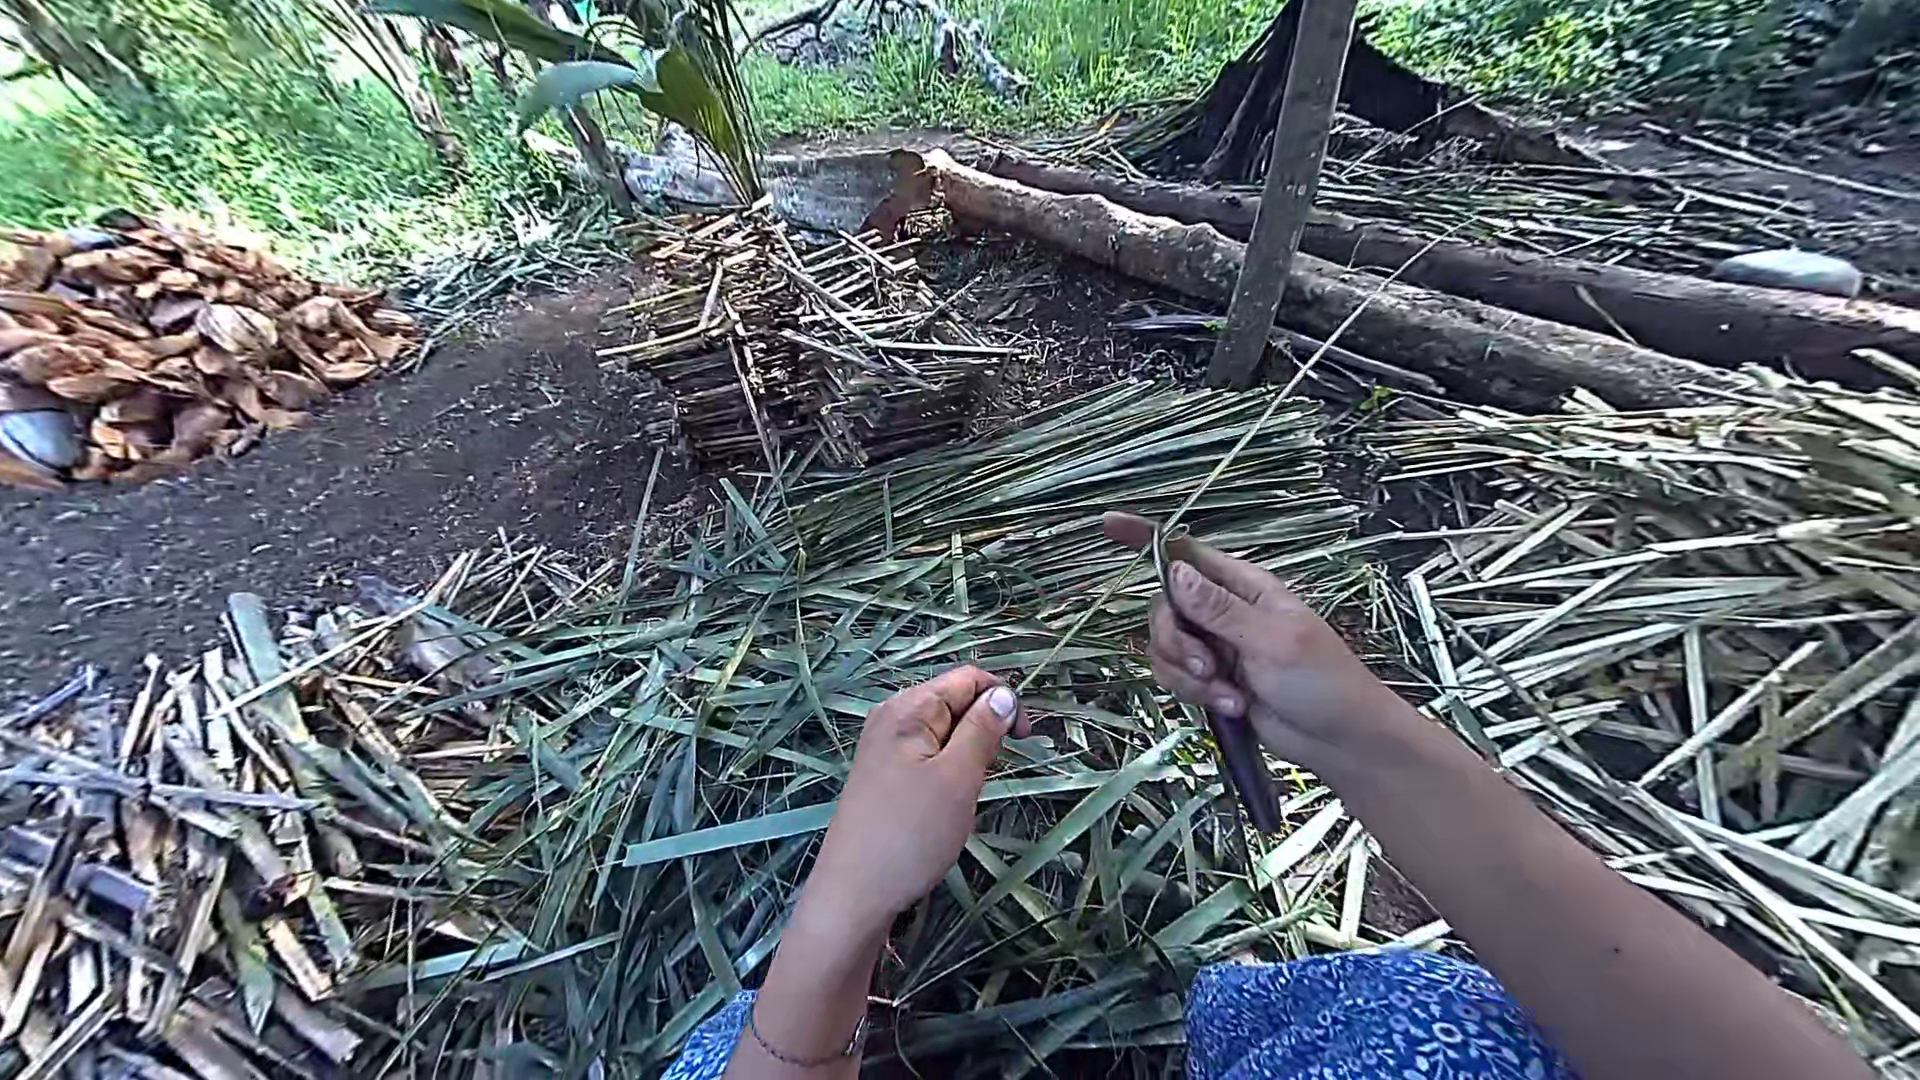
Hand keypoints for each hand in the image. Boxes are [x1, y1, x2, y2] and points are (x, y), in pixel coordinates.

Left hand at [805, 666, 1026, 931]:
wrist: (854, 896)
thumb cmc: (911, 834)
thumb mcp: (957, 777)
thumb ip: (982, 729)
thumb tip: (1004, 693)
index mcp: (909, 706)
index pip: (968, 678)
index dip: (1002, 699)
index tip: (1022, 739)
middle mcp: (894, 715)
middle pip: (956, 700)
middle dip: (983, 728)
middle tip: (985, 773)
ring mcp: (886, 744)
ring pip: (946, 729)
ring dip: (968, 752)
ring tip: (964, 791)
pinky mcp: (886, 770)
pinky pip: (929, 751)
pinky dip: (949, 767)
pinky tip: (947, 799)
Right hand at [1103, 512, 1410, 772]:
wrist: (1340, 743)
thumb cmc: (1323, 681)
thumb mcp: (1273, 641)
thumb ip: (1219, 608)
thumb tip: (1174, 571)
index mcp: (1241, 585)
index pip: (1184, 551)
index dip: (1144, 537)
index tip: (1107, 525)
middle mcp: (1219, 609)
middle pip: (1163, 606)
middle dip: (1175, 641)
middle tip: (1204, 667)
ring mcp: (1210, 644)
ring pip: (1163, 645)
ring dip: (1188, 675)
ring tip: (1227, 694)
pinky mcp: (1206, 677)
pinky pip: (1171, 675)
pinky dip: (1193, 693)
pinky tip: (1230, 705)